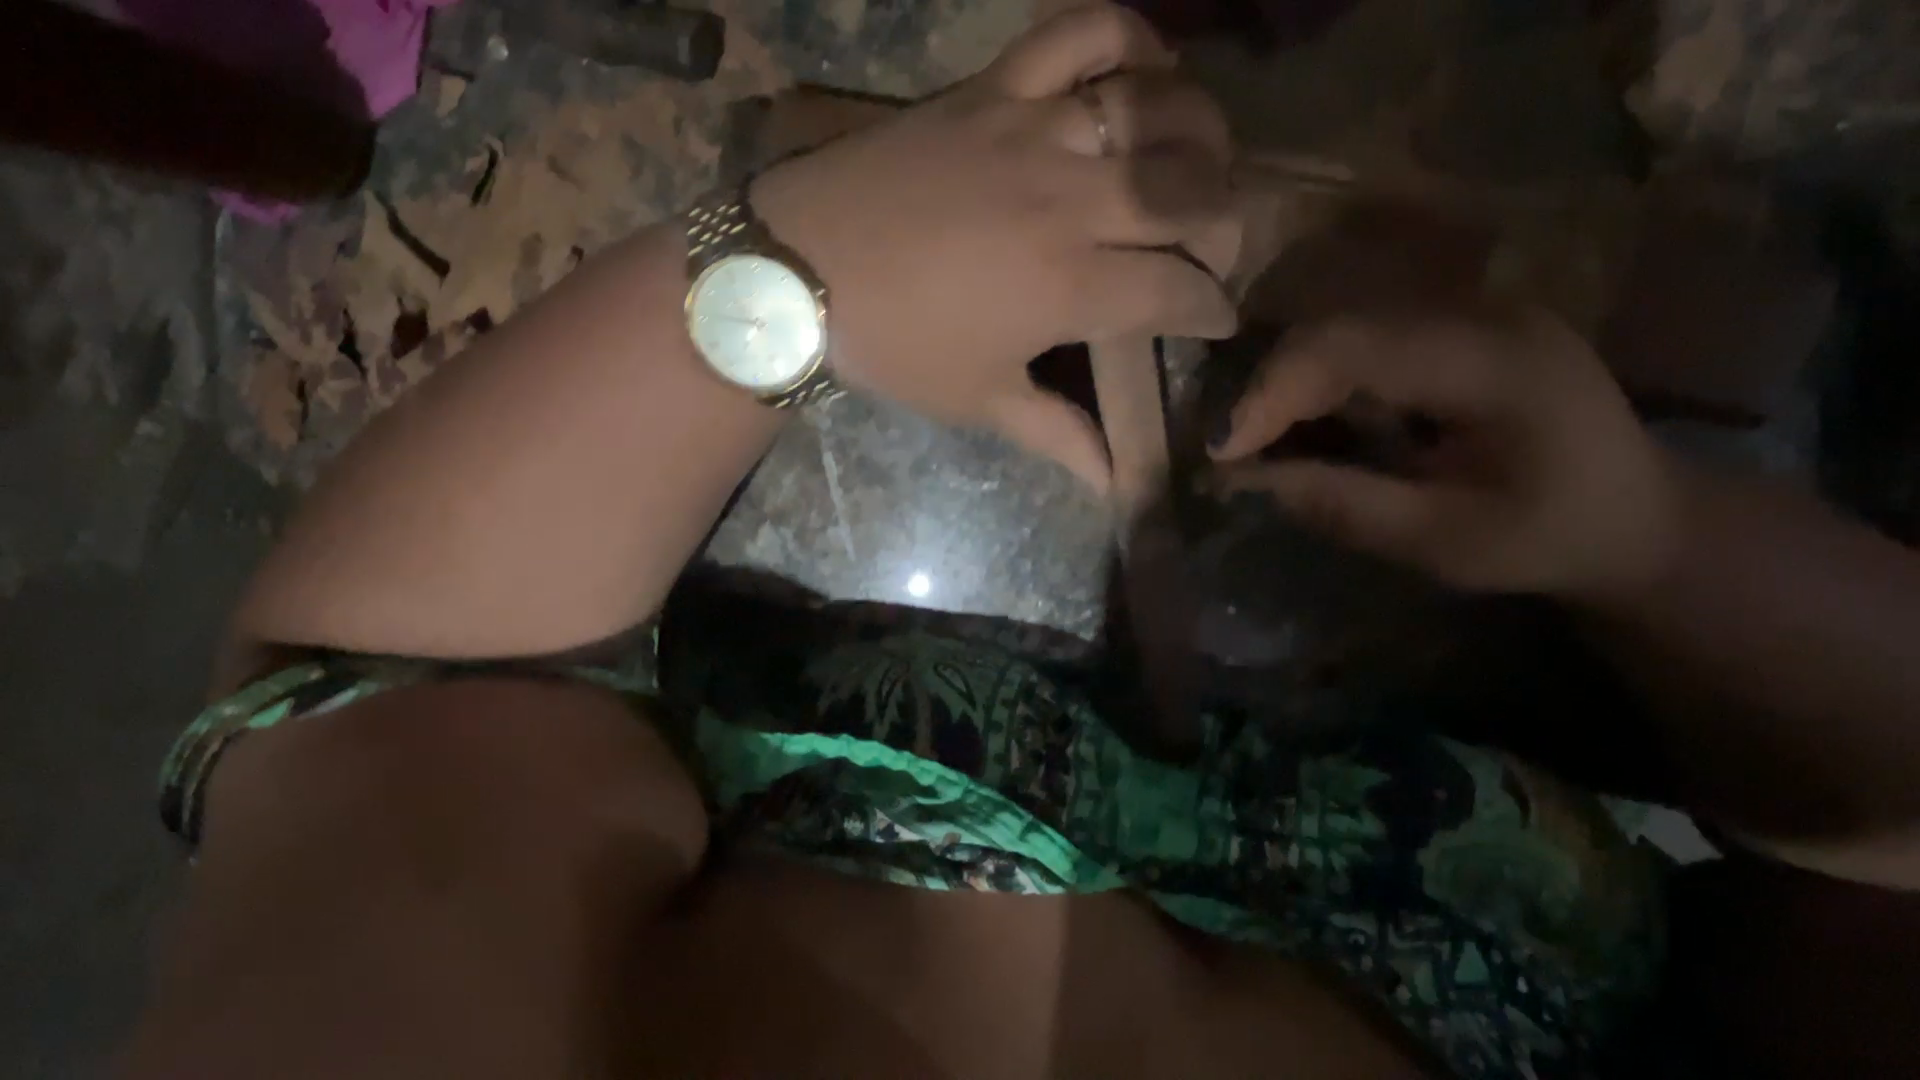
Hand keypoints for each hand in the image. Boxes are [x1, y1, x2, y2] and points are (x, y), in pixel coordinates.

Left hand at [750, 4, 1242, 490]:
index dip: (1214, 308)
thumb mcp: (978, 401)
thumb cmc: (893, 346)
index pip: (1181, 291)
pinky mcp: (995, 87)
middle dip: (1227, 223)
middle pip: (1194, 193)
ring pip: (1159, 108)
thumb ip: (1058, 436)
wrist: (799, 271)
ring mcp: (1035, 131)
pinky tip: (1145, 72)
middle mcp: (1072, 201)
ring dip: (1204, 133)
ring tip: (1202, 161)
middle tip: (1212, 247)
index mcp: (1071, 287)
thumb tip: (1117, 487)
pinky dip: (1129, 37)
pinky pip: (1081, 32)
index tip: (1217, 318)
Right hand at [1208, 309, 1680, 601]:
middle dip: (1270, 390)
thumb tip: (1240, 480)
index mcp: (1494, 362)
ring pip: (1342, 329)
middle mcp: (1481, 313)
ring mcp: (1472, 311)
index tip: (1221, 453)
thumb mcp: (1442, 541)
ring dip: (1290, 386)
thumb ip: (1341, 504)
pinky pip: (1365, 341)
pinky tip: (1310, 427)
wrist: (1639, 516)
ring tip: (1261, 445)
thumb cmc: (1549, 538)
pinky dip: (1321, 383)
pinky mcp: (1457, 326)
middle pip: (1338, 327)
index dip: (1272, 393)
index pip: (1351, 347)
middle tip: (1231, 454)